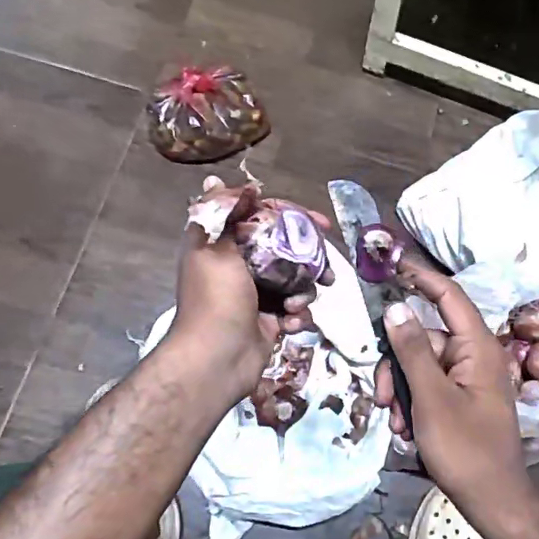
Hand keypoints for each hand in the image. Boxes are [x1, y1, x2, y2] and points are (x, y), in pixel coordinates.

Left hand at [167, 178, 316, 405]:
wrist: (216, 359)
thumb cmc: (216, 299)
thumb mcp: (215, 248)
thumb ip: (223, 215)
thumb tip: (211, 178)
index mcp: (223, 245)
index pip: (262, 216)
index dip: (290, 214)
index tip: (318, 222)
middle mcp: (240, 266)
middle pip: (286, 248)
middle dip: (309, 258)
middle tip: (326, 268)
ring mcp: (257, 294)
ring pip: (296, 280)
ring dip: (303, 291)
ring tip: (297, 303)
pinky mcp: (270, 320)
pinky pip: (295, 309)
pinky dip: (297, 315)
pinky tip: (290, 323)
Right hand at [373, 259, 533, 516]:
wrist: (491, 500)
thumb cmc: (465, 448)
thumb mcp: (431, 398)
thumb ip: (412, 350)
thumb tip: (395, 308)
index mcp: (478, 348)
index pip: (449, 296)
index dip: (421, 278)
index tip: (391, 265)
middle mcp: (475, 357)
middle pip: (424, 339)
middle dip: (397, 366)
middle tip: (384, 398)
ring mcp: (468, 380)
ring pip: (420, 366)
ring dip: (402, 390)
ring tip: (398, 423)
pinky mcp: (461, 400)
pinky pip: (428, 387)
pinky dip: (412, 403)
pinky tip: (406, 430)